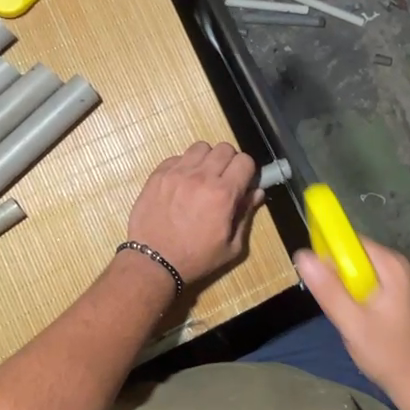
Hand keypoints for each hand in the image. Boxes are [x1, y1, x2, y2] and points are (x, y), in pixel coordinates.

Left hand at [126, 142, 263, 283]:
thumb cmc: (196, 259)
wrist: (153, 262)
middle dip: (229, 162)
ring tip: (201, 178)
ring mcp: (177, 172)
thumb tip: (256, 193)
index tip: (242, 183)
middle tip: (223, 180)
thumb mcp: (231, 246)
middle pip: (224, 148)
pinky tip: (181, 183)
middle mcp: (202, 176)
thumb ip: (246, 215)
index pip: (245, 161)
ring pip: (200, 147)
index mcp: (223, 194)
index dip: (247, 171)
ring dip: (206, 159)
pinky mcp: (158, 174)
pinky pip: (177, 157)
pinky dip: (184, 166)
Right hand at [297, 239, 409, 396]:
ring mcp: (402, 283)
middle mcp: (400, 267)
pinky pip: (370, 285)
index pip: (352, 242)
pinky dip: (358, 298)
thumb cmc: (385, 352)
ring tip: (347, 316)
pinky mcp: (400, 298)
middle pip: (356, 257)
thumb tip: (302, 254)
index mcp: (392, 266)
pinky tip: (358, 322)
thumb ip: (328, 289)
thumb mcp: (351, 322)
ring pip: (361, 273)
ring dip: (347, 290)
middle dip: (339, 276)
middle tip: (335, 305)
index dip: (330, 254)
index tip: (319, 279)